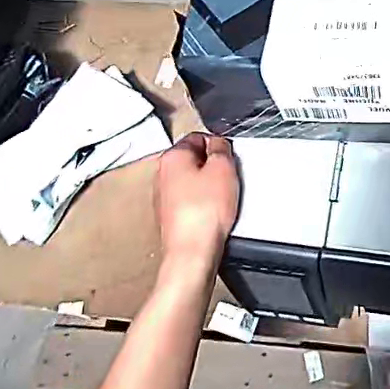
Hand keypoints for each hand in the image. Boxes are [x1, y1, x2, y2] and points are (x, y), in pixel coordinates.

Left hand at [154, 132, 239, 270]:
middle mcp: (162, 175)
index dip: (217, 145)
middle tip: (227, 178)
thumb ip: (221, 148)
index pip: (197, 137)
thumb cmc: (204, 211)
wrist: (192, 251)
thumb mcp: (223, 168)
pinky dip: (203, 204)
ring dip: (209, 186)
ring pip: (193, 181)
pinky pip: (191, 201)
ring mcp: (164, 197)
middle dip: (213, 166)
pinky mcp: (171, 216)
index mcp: (171, 157)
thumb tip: (218, 144)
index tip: (228, 156)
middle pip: (194, 160)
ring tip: (221, 199)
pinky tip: (213, 213)